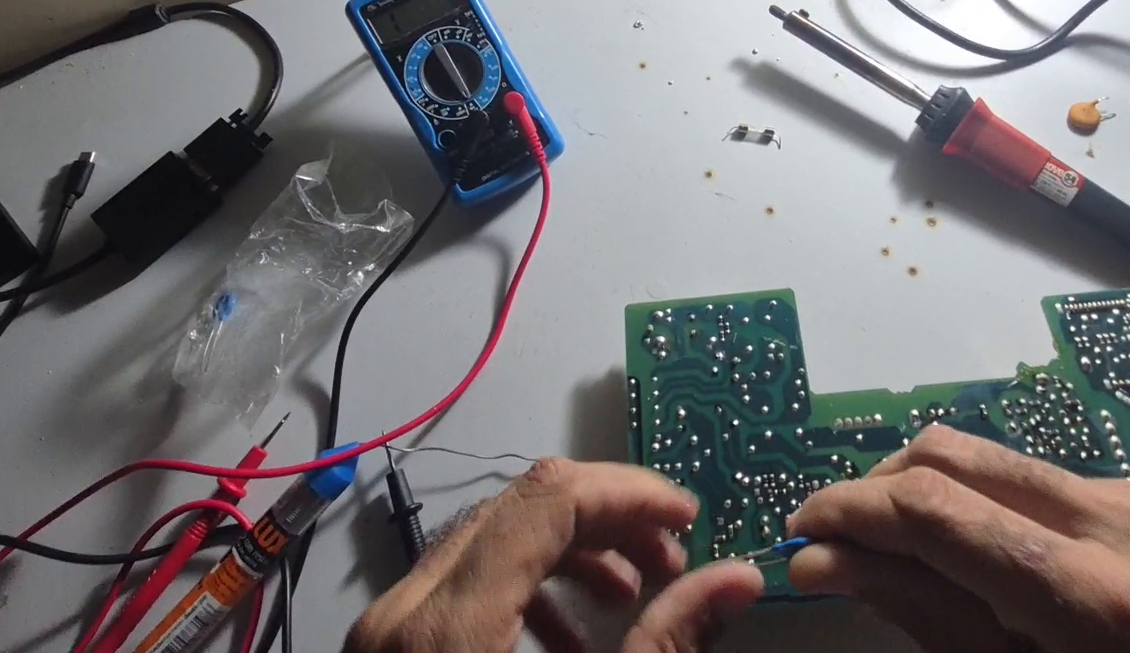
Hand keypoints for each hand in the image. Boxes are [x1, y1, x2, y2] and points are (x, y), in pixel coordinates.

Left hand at [344, 458, 763, 652]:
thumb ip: (668, 642)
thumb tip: (740, 579)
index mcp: (447, 628)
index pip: (548, 500)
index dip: (628, 493)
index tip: (688, 518)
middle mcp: (405, 608)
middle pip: (523, 504)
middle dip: (610, 518)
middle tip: (673, 554)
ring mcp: (389, 627)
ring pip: (496, 533)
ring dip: (574, 548)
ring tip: (633, 590)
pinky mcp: (394, 646)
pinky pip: (469, 578)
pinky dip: (530, 586)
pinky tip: (574, 637)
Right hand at [786, 425, 1129, 652]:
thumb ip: (918, 613)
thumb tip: (818, 561)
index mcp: (1098, 602)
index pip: (933, 509)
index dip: (849, 510)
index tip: (802, 528)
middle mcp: (1123, 522)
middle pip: (950, 453)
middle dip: (876, 487)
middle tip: (839, 535)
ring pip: (983, 453)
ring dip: (921, 488)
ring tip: (896, 540)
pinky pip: (1027, 474)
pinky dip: (977, 500)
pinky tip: (972, 547)